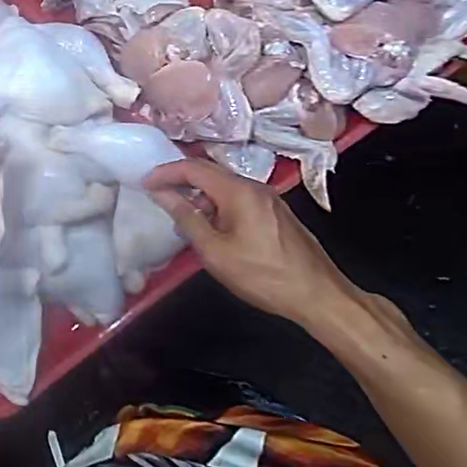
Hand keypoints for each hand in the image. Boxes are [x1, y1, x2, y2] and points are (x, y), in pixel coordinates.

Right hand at [143, 158, 362, 333]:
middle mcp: (255, 187)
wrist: (322, 298)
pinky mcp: (276, 213)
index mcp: (239, 192)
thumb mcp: (214, 250)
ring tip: (179, 212)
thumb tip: (162, 193)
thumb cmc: (262, 275)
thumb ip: (185, 217)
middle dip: (179, 178)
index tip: (144, 183)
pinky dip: (216, 201)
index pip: (193, 168)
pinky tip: (209, 223)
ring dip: (198, 192)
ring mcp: (269, 199)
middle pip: (209, 171)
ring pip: (224, 184)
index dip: (165, 172)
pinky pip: (238, 196)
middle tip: (156, 192)